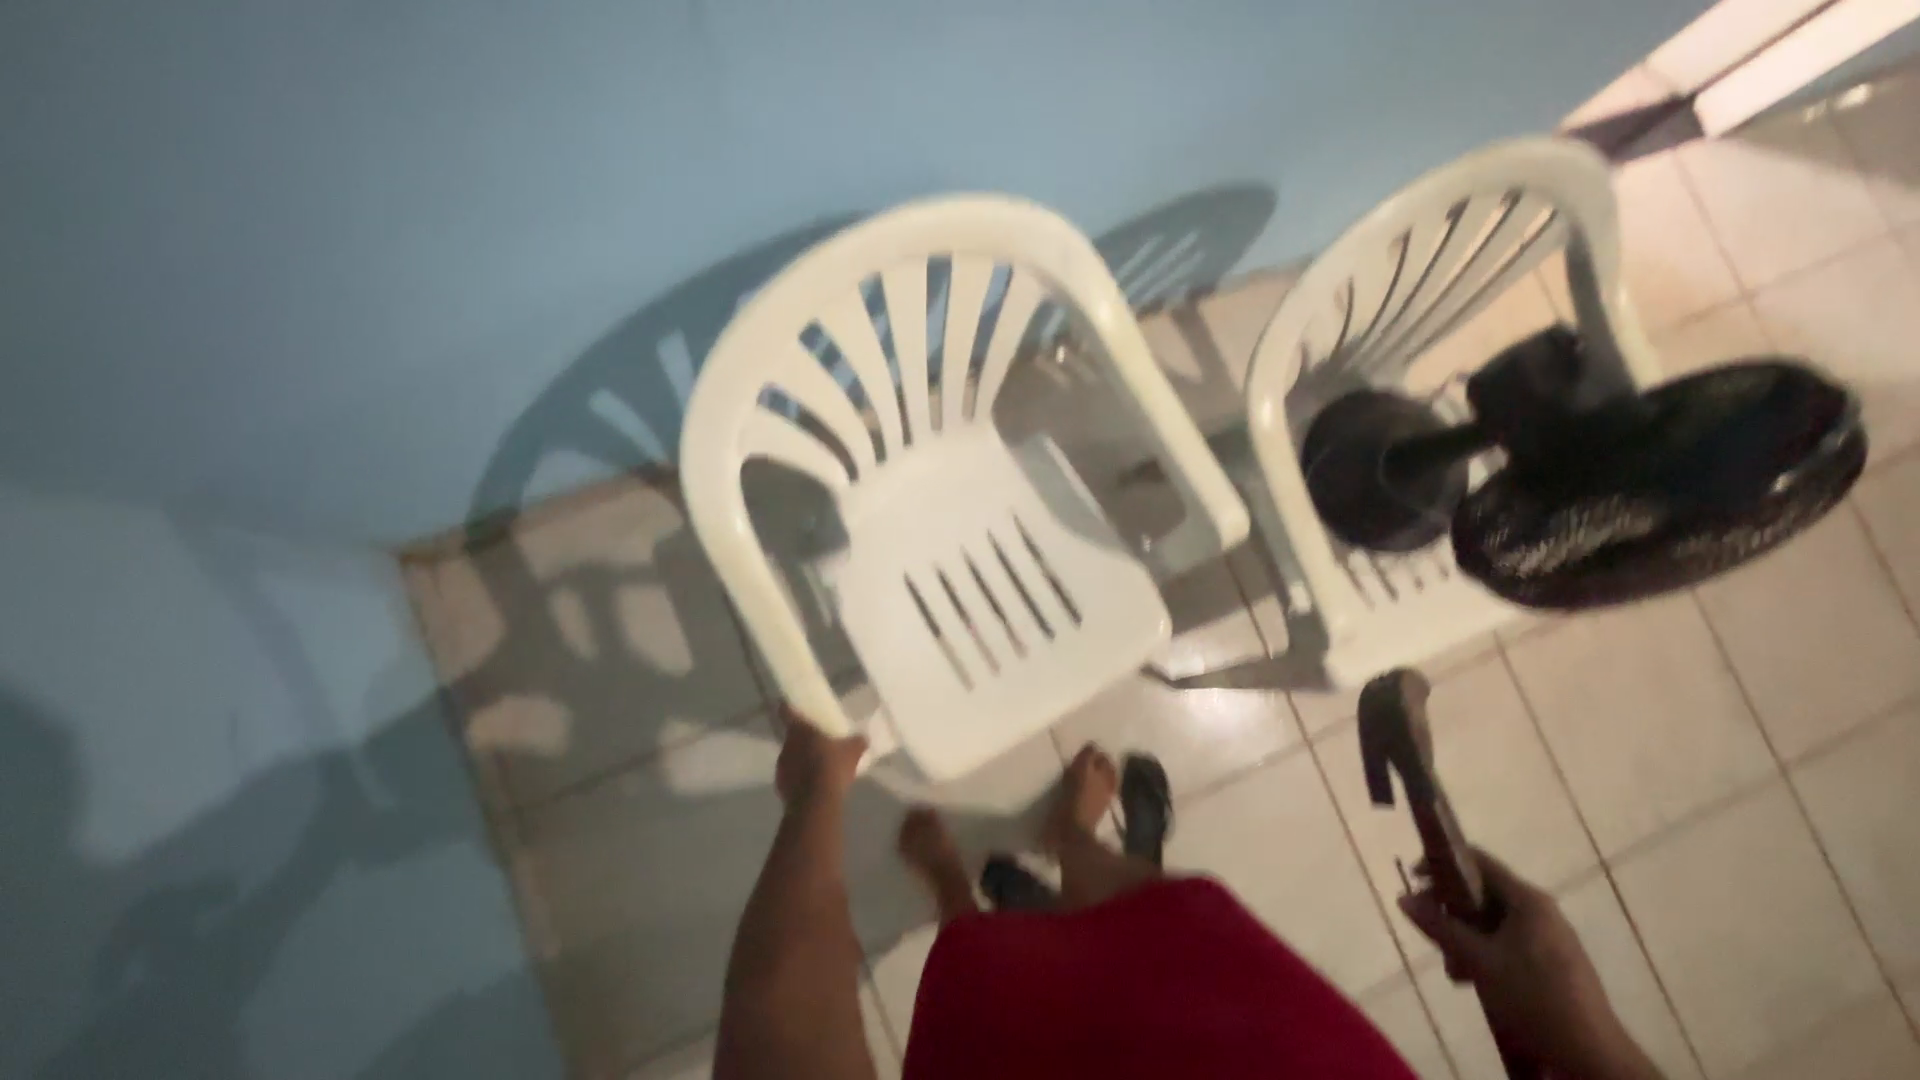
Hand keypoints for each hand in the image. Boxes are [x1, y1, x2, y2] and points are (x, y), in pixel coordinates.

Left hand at [774, 708, 866, 809]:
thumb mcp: (852, 753)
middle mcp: (787, 745)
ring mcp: (781, 765)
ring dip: (801, 758)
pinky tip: (813, 784)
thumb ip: (857, 741)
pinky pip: (790, 775)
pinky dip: (799, 777)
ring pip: (790, 756)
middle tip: (818, 741)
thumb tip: (863, 737)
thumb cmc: (832, 769)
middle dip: (803, 738)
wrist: (816, 803)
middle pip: (792, 736)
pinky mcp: (780, 784)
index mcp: (800, 730)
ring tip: (817, 766)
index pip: (787, 711)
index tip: (793, 706)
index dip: (789, 708)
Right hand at [1399, 850, 1660, 1079]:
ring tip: (1454, 970)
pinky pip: (1507, 941)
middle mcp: (1539, 909)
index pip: (1476, 860)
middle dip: (1450, 912)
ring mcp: (1548, 935)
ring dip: (1465, 939)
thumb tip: (1403, 898)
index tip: (1415, 880)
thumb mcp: (1478, 960)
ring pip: (1491, 921)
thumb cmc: (1533, 996)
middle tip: (1431, 936)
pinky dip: (1485, 952)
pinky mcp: (1552, 960)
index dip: (1441, 863)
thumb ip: (1439, 926)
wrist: (1592, 1056)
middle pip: (1481, 893)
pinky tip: (1475, 979)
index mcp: (1527, 899)